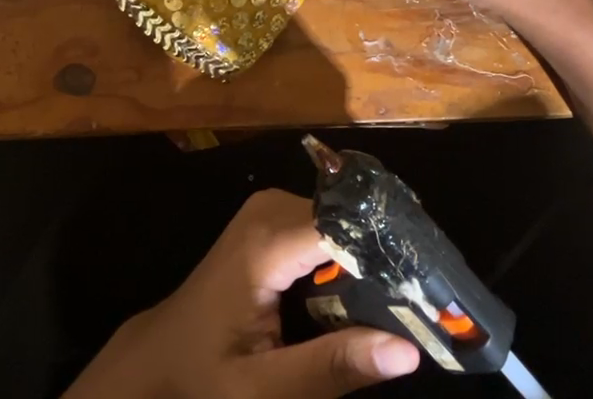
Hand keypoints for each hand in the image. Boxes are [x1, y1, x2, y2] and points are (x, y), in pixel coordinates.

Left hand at [64, 190, 419, 398]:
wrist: (157, 358)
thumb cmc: (202, 375)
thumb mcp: (262, 390)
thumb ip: (331, 369)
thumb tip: (408, 350)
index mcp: (266, 243)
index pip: (346, 224)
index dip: (393, 250)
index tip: (435, 284)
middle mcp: (270, 211)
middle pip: (349, 219)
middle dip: (390, 258)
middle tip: (433, 301)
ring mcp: (270, 213)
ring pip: (343, 223)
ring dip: (375, 261)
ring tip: (414, 300)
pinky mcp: (272, 223)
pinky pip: (326, 230)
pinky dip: (351, 261)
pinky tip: (374, 296)